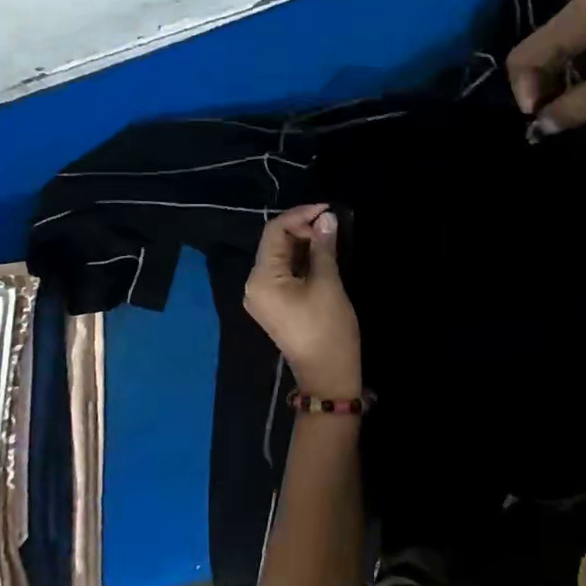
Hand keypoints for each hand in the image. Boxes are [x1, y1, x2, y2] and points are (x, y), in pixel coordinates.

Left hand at [243, 203, 361, 397]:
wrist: (328, 376)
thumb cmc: (328, 329)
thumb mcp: (328, 283)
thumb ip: (323, 247)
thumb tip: (326, 218)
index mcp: (261, 278)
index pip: (274, 232)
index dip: (300, 215)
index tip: (327, 209)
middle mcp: (254, 284)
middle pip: (274, 243)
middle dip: (302, 229)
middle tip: (332, 223)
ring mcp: (262, 295)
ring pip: (280, 256)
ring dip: (303, 243)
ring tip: (330, 234)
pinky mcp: (274, 303)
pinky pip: (284, 271)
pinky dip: (301, 259)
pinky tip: (322, 253)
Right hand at [506, 0, 585, 132]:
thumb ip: (576, 106)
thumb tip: (539, 130)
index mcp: (578, 14)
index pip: (524, 54)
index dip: (523, 90)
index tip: (540, 121)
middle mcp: (583, 2)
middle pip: (540, 48)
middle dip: (539, 86)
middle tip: (554, 120)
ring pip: (560, 46)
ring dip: (560, 79)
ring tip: (573, 108)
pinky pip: (583, 41)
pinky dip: (579, 67)